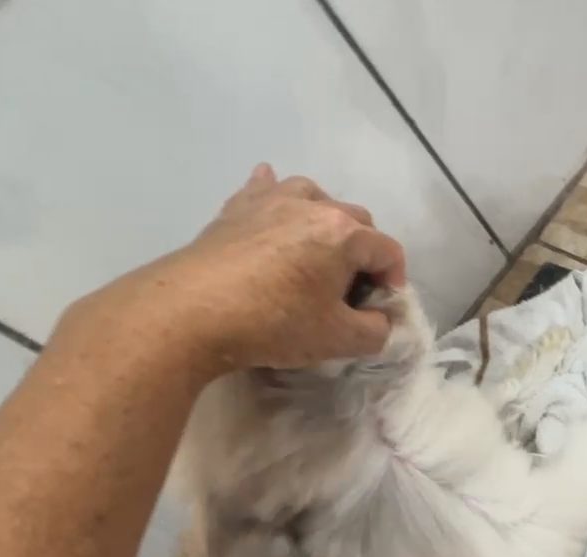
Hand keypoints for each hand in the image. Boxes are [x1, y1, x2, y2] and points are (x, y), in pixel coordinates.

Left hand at [53, 164, 407, 375]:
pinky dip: (277, 195)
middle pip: (358, 221)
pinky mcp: (236, 208)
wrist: (192, 312)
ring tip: (320, 254)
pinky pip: (265, 187)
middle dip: (365, 255)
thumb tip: (381, 318)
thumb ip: (378, 329)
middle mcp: (312, 205)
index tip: (381, 311)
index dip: (394, 282)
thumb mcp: (342, 340)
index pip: (389, 251)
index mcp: (344, 233)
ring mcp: (270, 200)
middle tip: (351, 292)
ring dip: (328, 221)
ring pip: (316, 195)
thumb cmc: (276, 324)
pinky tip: (274, 205)